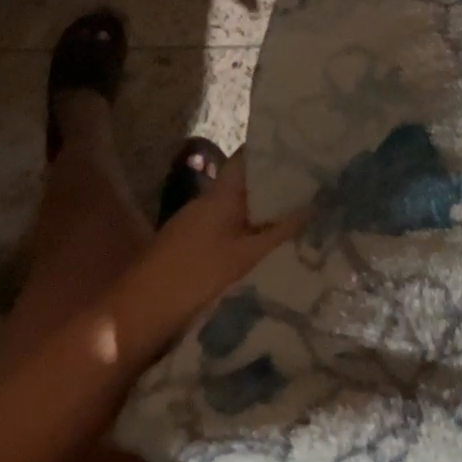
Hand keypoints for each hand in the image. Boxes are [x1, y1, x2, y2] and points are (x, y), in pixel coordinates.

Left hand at [112, 152, 307, 344]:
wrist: (141, 312)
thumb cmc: (196, 278)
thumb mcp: (247, 256)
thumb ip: (282, 232)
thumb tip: (317, 204)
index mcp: (219, 195)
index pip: (247, 158)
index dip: (274, 151)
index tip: (308, 149)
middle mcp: (206, 203)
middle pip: (246, 185)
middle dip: (279, 187)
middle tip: (321, 190)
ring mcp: (196, 225)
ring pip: (238, 211)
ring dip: (266, 214)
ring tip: (308, 219)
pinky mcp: (191, 248)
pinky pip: (228, 232)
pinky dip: (250, 235)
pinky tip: (273, 249)